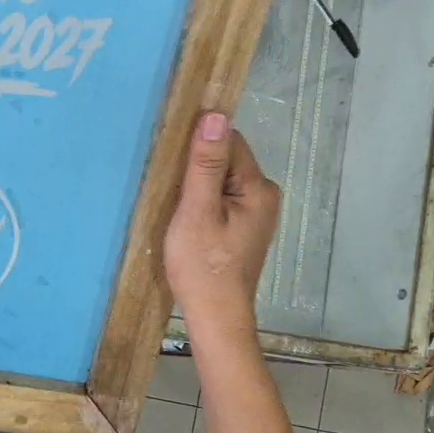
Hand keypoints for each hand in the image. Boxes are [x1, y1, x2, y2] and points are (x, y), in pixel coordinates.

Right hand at [163, 111, 279, 340]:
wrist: (216, 317)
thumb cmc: (203, 267)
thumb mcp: (197, 212)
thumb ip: (205, 165)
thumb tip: (216, 115)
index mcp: (257, 187)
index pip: (228, 142)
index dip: (198, 147)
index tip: (171, 163)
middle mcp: (264, 195)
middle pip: (225, 161)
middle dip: (196, 170)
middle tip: (169, 193)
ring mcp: (256, 215)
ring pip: (221, 183)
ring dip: (196, 190)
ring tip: (175, 210)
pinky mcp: (244, 230)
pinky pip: (221, 202)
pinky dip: (202, 207)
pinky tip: (186, 224)